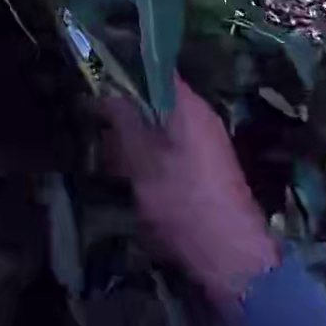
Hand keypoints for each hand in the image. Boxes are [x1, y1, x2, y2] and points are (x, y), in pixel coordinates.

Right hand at [100, 74, 280, 305]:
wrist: (231, 259)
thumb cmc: (183, 201)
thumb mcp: (141, 159)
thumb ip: (122, 119)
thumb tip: (104, 90)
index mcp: (188, 105)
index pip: (154, 67)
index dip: (123, 65)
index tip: (96, 70)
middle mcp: (200, 115)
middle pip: (154, 95)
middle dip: (123, 104)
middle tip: (93, 115)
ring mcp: (205, 140)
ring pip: (159, 120)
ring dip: (132, 130)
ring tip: (105, 148)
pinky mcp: (205, 163)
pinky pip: (169, 142)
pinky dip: (147, 148)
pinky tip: (126, 169)